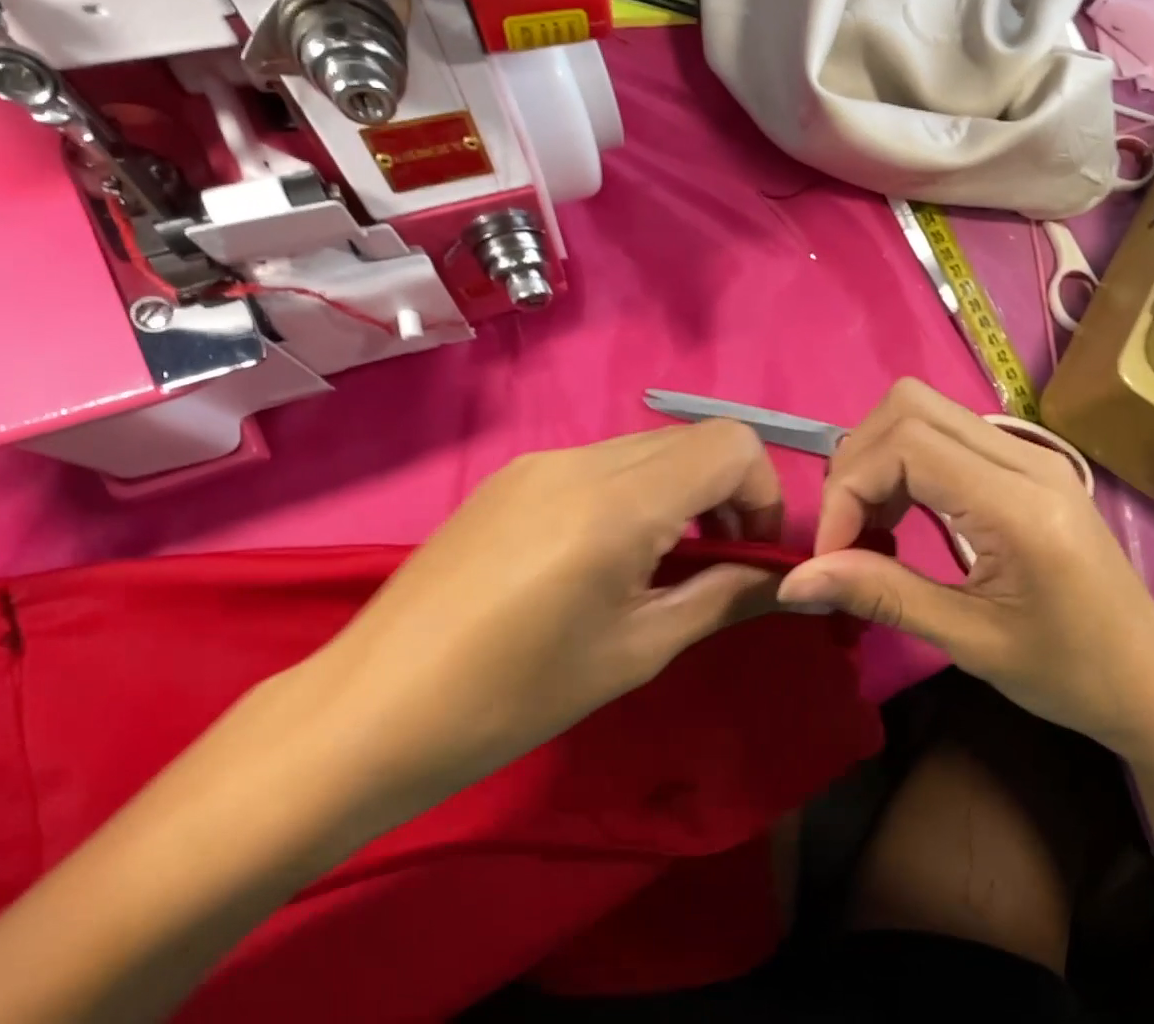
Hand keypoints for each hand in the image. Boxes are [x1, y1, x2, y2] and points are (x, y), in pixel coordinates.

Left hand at [292, 420, 784, 811]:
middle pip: (695, 439)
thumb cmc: (517, 696)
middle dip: (730, 494)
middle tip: (720, 563)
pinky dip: (637, 496)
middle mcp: (580, 461)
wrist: (372, 713)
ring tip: (665, 565)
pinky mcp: (510, 480)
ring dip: (683, 494)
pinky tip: (609, 559)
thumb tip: (781, 579)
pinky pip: (602, 465)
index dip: (765, 494)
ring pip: (649, 449)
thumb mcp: (639, 650)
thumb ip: (723, 597)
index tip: (753, 555)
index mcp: (618, 503)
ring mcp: (538, 464)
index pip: (732, 445)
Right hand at [778, 380, 1153, 757]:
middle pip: (911, 407)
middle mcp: (1028, 459)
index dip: (848, 488)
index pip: (905, 443)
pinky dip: (911, 466)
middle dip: (858, 462)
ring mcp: (1035, 457)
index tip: (832, 556)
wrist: (1148, 682)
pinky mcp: (1033, 470)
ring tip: (871, 532)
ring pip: (930, 414)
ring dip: (882, 461)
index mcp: (1018, 502)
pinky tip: (907, 520)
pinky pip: (954, 438)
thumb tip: (794, 580)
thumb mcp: (970, 641)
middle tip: (848, 535)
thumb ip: (883, 594)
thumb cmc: (1068, 675)